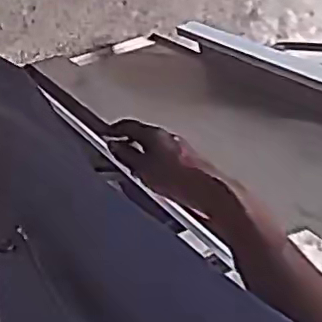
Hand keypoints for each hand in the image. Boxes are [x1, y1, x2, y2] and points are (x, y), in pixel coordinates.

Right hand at [108, 119, 243, 213]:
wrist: (214, 196)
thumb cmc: (181, 180)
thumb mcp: (142, 169)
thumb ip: (125, 155)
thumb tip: (115, 146)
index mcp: (155, 133)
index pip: (128, 125)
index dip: (115, 130)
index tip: (107, 135)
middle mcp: (170, 137)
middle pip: (144, 135)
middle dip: (131, 143)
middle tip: (120, 153)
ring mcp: (183, 150)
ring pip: (158, 148)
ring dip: (146, 155)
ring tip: (138, 171)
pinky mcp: (194, 165)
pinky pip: (169, 161)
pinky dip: (160, 165)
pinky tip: (159, 180)